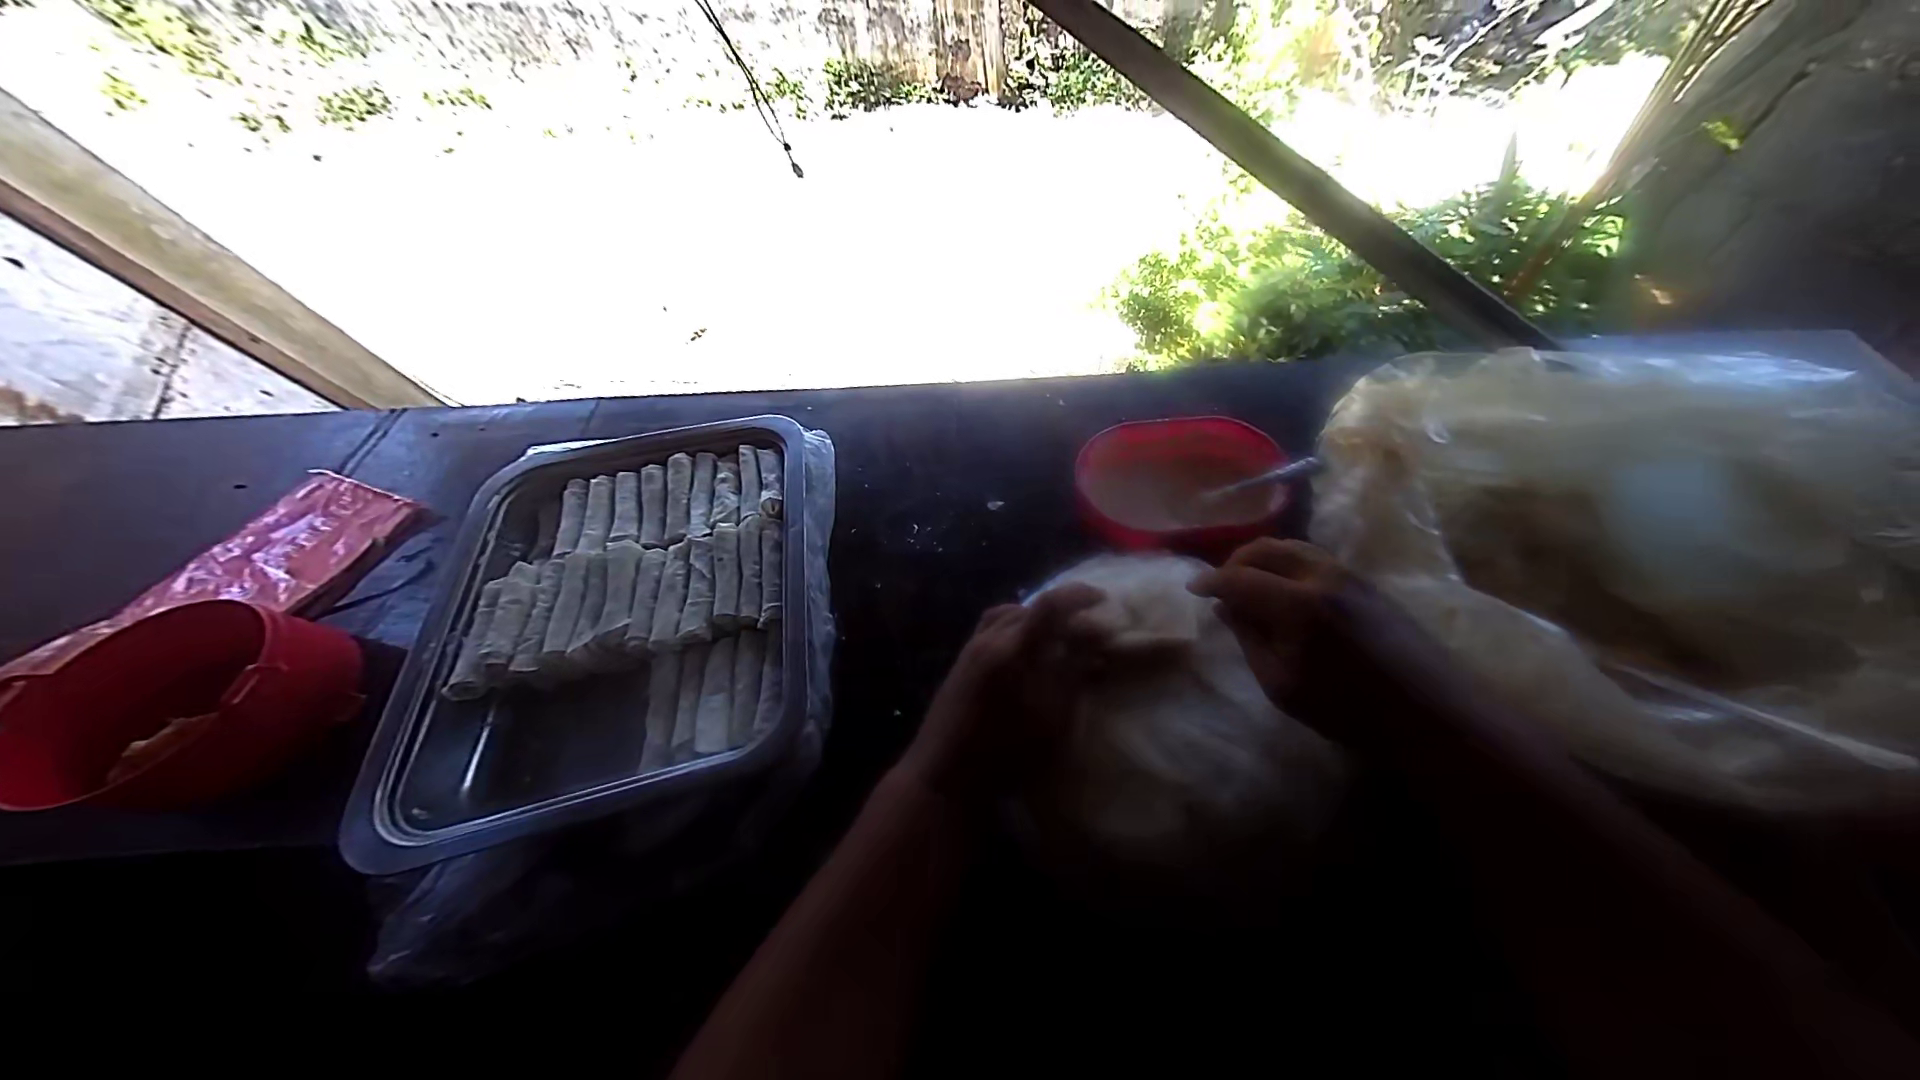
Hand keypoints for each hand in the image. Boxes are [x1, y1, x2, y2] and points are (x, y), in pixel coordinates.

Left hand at [897, 583, 1105, 803]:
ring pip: (1007, 615)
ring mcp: (970, 649)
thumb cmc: (1004, 754)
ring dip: (1035, 617)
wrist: (943, 775)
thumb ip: (1073, 672)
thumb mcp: (1051, 718)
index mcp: (1012, 648)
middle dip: (1061, 609)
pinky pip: (991, 628)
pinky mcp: (961, 663)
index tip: (1102, 599)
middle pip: (1029, 607)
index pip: (1049, 604)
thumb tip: (1093, 635)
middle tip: (1086, 626)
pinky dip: (1015, 628)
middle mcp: (988, 638)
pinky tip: (1026, 651)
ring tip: (1057, 636)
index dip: (1078, 595)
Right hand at [1187, 539, 1403, 736]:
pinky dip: (1287, 562)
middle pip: (1265, 549)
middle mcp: (1322, 577)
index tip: (1192, 589)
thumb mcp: (1281, 685)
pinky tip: (1284, 588)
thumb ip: (1249, 639)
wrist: (1430, 715)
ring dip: (1262, 558)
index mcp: (1298, 605)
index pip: (1239, 578)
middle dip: (1234, 562)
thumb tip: (1225, 607)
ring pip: (1292, 546)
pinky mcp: (1367, 583)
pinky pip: (1314, 557)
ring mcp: (1349, 575)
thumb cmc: (1348, 710)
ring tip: (1249, 583)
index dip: (1210, 581)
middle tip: (1219, 585)